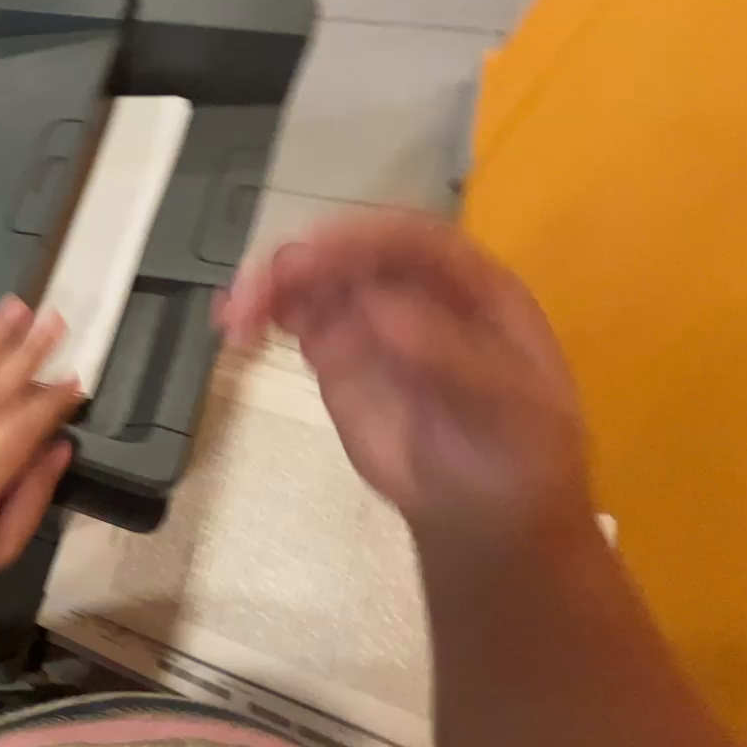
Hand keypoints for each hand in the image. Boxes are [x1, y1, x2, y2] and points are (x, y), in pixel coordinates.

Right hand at [218, 212, 591, 547]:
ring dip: (267, 288)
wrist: (478, 506)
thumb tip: (380, 310)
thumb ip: (453, 357)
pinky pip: (291, 318)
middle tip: (254, 293)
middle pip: (347, 256)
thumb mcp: (508, 410)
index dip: (360, 240)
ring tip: (233, 315)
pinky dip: (259, 315)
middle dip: (297, 266)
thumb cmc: (513, 455)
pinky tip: (234, 325)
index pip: (412, 243)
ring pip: (310, 283)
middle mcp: (414, 293)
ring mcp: (368, 322)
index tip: (308, 259)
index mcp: (470, 290)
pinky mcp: (332, 352)